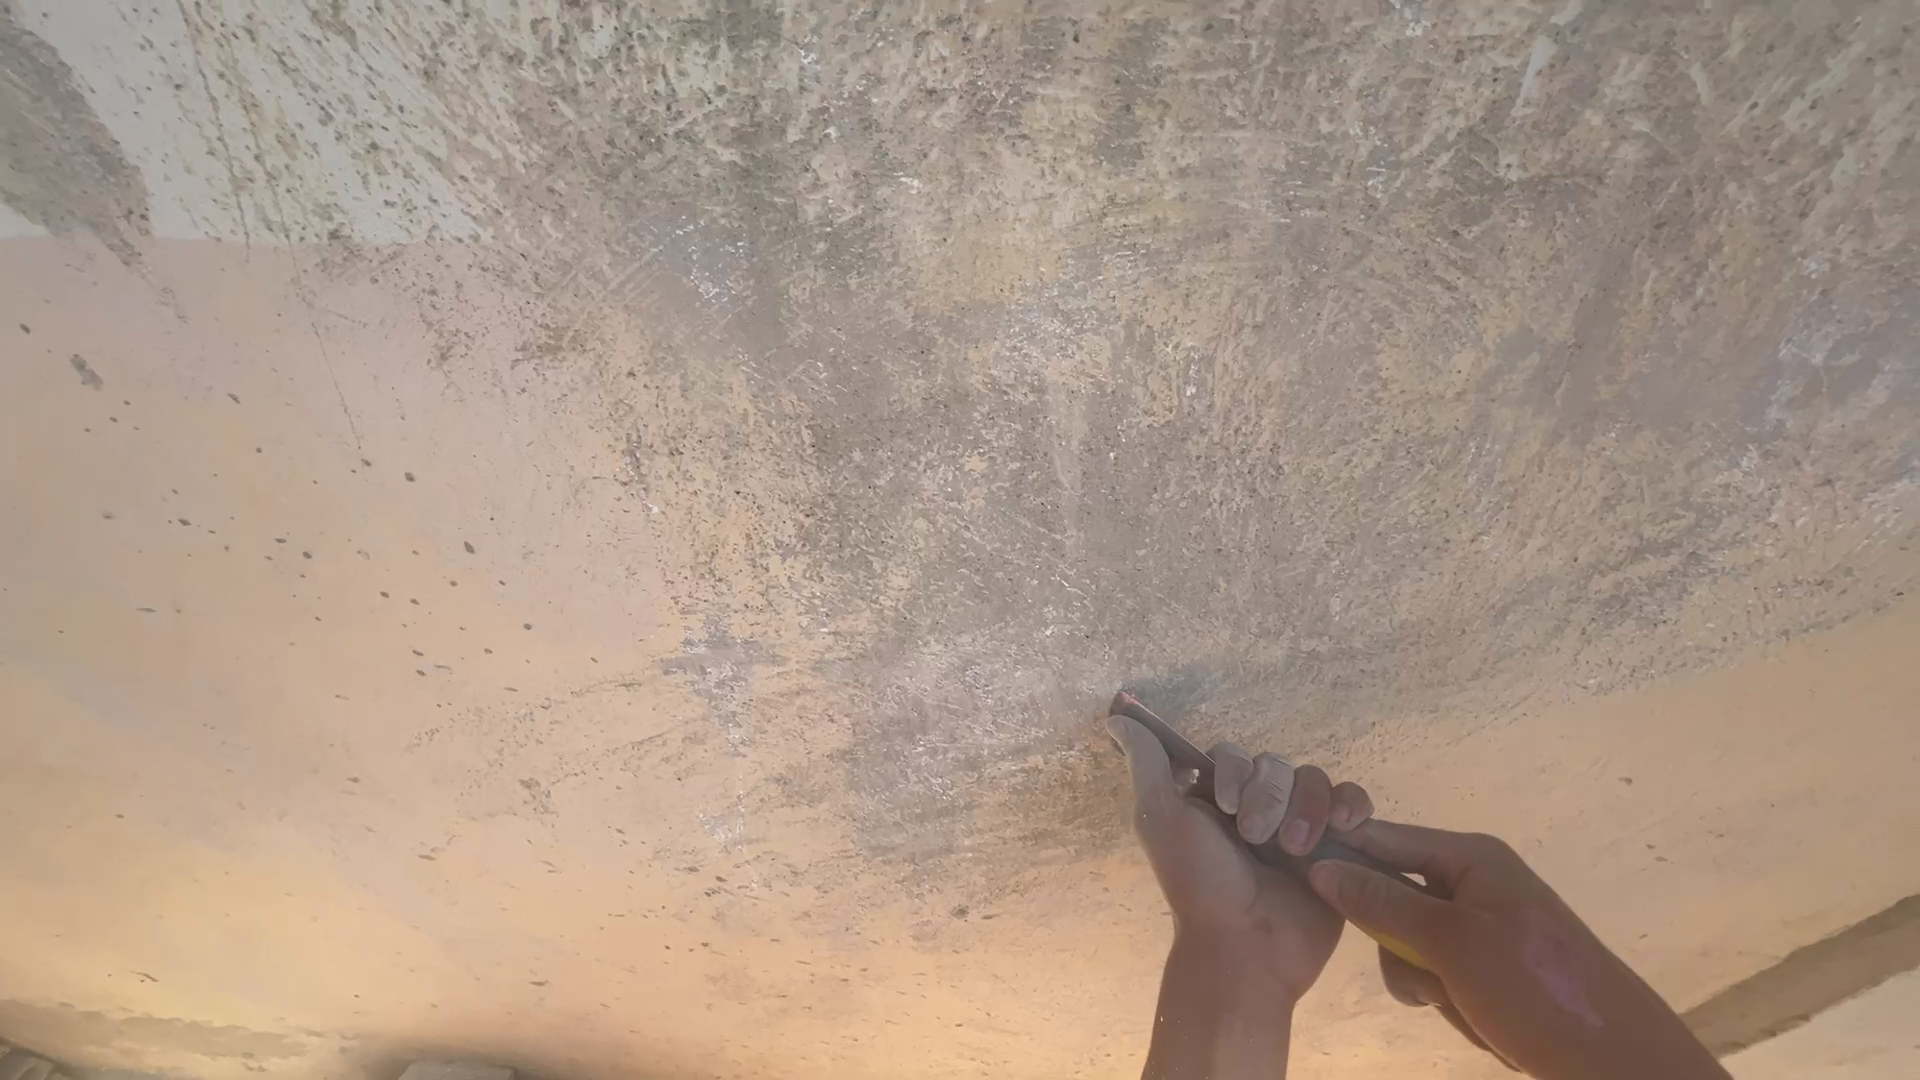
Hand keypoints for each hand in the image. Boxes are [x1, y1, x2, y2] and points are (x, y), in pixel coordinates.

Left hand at [1108, 713, 1373, 1079]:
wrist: (1249, 947)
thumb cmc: (1198, 880)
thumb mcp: (1159, 816)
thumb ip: (1145, 762)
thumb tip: (1118, 716)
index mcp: (1215, 796)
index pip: (1232, 754)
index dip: (1233, 771)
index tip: (1224, 803)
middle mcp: (1257, 805)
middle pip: (1274, 765)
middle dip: (1267, 797)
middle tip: (1256, 837)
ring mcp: (1299, 824)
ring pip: (1312, 779)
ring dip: (1305, 809)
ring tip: (1294, 851)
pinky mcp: (1337, 844)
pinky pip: (1351, 800)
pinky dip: (1349, 806)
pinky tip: (1342, 828)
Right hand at [1306, 821, 1730, 1079]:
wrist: (1629, 1077)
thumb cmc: (1537, 993)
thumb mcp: (1449, 942)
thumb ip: (1378, 901)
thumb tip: (1317, 866)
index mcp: (1469, 858)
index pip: (1380, 836)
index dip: (1339, 850)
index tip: (1293, 867)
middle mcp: (1472, 883)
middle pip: (1391, 893)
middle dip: (1398, 941)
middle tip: (1421, 971)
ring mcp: (1482, 928)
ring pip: (1408, 939)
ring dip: (1423, 977)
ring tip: (1461, 1005)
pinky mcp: (1490, 969)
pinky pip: (1436, 970)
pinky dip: (1446, 996)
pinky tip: (1480, 1019)